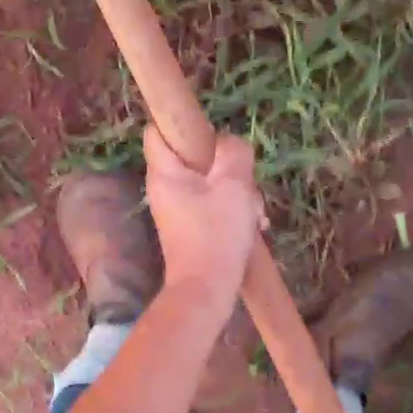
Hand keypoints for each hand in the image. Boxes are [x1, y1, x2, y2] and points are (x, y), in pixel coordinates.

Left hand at [143, 127, 264, 307]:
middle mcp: (164, 188)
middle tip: (244, 183)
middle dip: (227, 166)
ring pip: (211, 182)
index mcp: (164, 172)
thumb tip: (228, 144)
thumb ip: (232, 152)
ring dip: (238, 192)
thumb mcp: (233, 184)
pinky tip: (253, 225)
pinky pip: (214, 204)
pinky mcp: (191, 226)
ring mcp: (177, 208)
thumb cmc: (215, 234)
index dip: (183, 123)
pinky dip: (234, 211)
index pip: (158, 130)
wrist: (206, 289)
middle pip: (196, 156)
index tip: (213, 134)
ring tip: (254, 213)